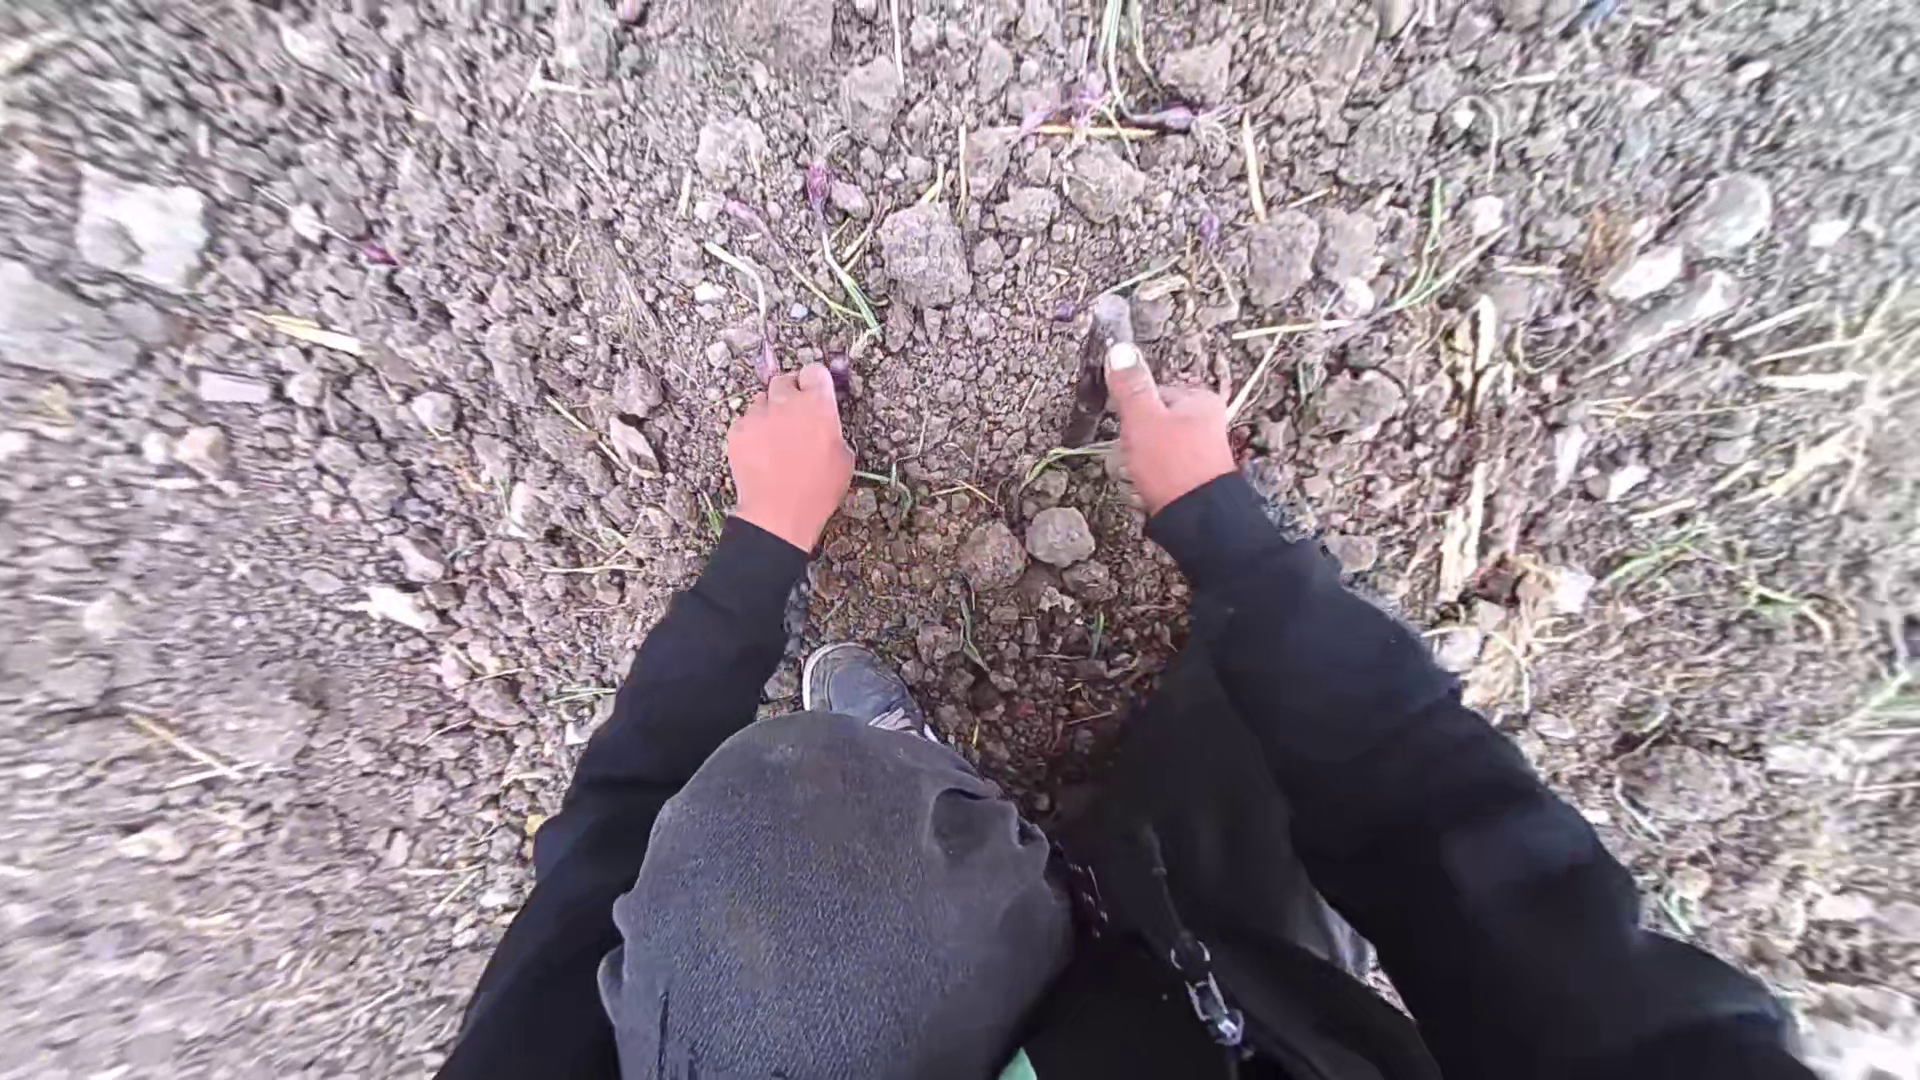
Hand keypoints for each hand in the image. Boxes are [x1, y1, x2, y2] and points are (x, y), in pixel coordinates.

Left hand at [726, 363, 853, 550]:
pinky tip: (762, 452)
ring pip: (762, 400)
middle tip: (796, 415)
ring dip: (771, 411)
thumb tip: (827, 427)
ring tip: (778, 438)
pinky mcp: (738, 430)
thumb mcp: (845, 460)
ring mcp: (758, 415)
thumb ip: (834, 431)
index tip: (815, 391)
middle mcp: (786, 403)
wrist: (779, 512)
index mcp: (818, 405)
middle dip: (790, 393)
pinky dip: (754, 431)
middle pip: (784, 380)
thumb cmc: (818, 490)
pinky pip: (746, 421)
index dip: (815, 382)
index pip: (815, 371)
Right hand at [1106, 343, 1235, 514]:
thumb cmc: (1173, 466)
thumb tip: (1119, 350)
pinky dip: (1146, 480)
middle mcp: (1203, 423)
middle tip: (1136, 454)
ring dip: (1135, 464)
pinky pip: (1155, 471)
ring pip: (1148, 449)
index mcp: (1198, 400)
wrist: (1195, 518)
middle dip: (1132, 442)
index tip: (1129, 428)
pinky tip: (1146, 488)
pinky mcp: (1188, 477)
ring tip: (1141, 474)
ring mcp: (1196, 452)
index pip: (1151, 393)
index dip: (1132, 412)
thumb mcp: (1143, 419)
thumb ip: (1130, 386)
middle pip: (1148, 422)